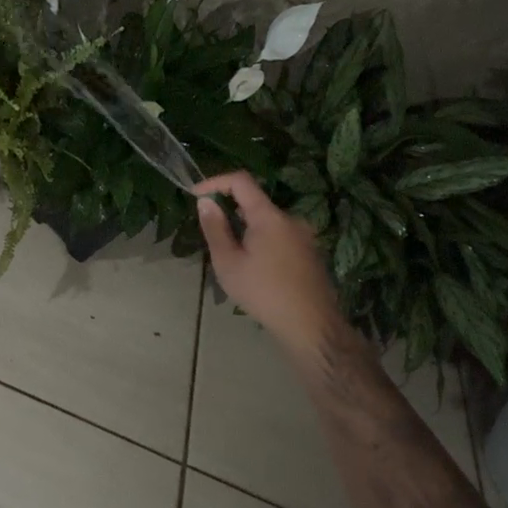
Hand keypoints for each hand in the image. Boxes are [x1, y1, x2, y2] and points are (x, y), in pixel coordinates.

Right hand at [194, 172, 344, 359]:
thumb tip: (205, 202)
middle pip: (254, 202)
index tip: (196, 195)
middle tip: (212, 234)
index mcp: (269, 217)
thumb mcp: (228, 262)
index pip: (241, 181)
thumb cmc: (264, 293)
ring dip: (245, 229)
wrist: (312, 327)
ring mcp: (304, 237)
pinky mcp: (310, 253)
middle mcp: (290, 220)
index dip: (215, 182)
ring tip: (232, 257)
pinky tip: (256, 270)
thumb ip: (215, 228)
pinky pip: (279, 236)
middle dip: (229, 210)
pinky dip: (261, 241)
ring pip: (266, 222)